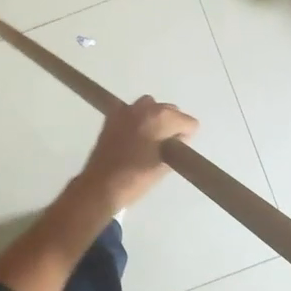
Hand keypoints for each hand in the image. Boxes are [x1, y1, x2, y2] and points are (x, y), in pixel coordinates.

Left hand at [76, 96, 198, 210]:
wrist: (101, 184)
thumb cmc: (137, 178)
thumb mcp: (165, 166)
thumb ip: (177, 147)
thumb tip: (179, 139)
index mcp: (163, 118)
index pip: (189, 122)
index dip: (186, 137)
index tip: (178, 151)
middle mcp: (146, 107)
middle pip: (170, 111)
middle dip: (171, 126)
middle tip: (166, 147)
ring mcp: (127, 109)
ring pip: (151, 107)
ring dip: (154, 119)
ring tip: (149, 140)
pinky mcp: (112, 116)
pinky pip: (132, 111)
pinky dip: (136, 120)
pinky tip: (133, 137)